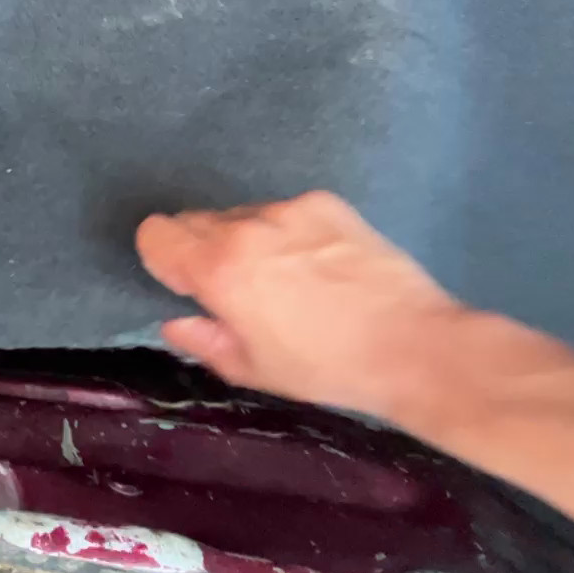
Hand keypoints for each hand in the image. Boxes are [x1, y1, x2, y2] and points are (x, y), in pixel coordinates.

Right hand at [137, 191, 474, 417]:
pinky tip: (320, 263)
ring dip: (245, 240)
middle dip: (203, 250)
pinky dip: (287, 232)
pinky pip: (281, 212)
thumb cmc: (327, 368)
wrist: (419, 349)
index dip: (163, 260)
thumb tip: (175, 321)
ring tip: (289, 277)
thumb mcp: (253, 370)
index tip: (191, 286)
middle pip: (192, 221)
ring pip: (238, 215)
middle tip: (241, 288)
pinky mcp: (322, 202)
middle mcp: (243, 227)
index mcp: (217, 267)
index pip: (154, 233)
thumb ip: (201, 340)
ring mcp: (285, 210)